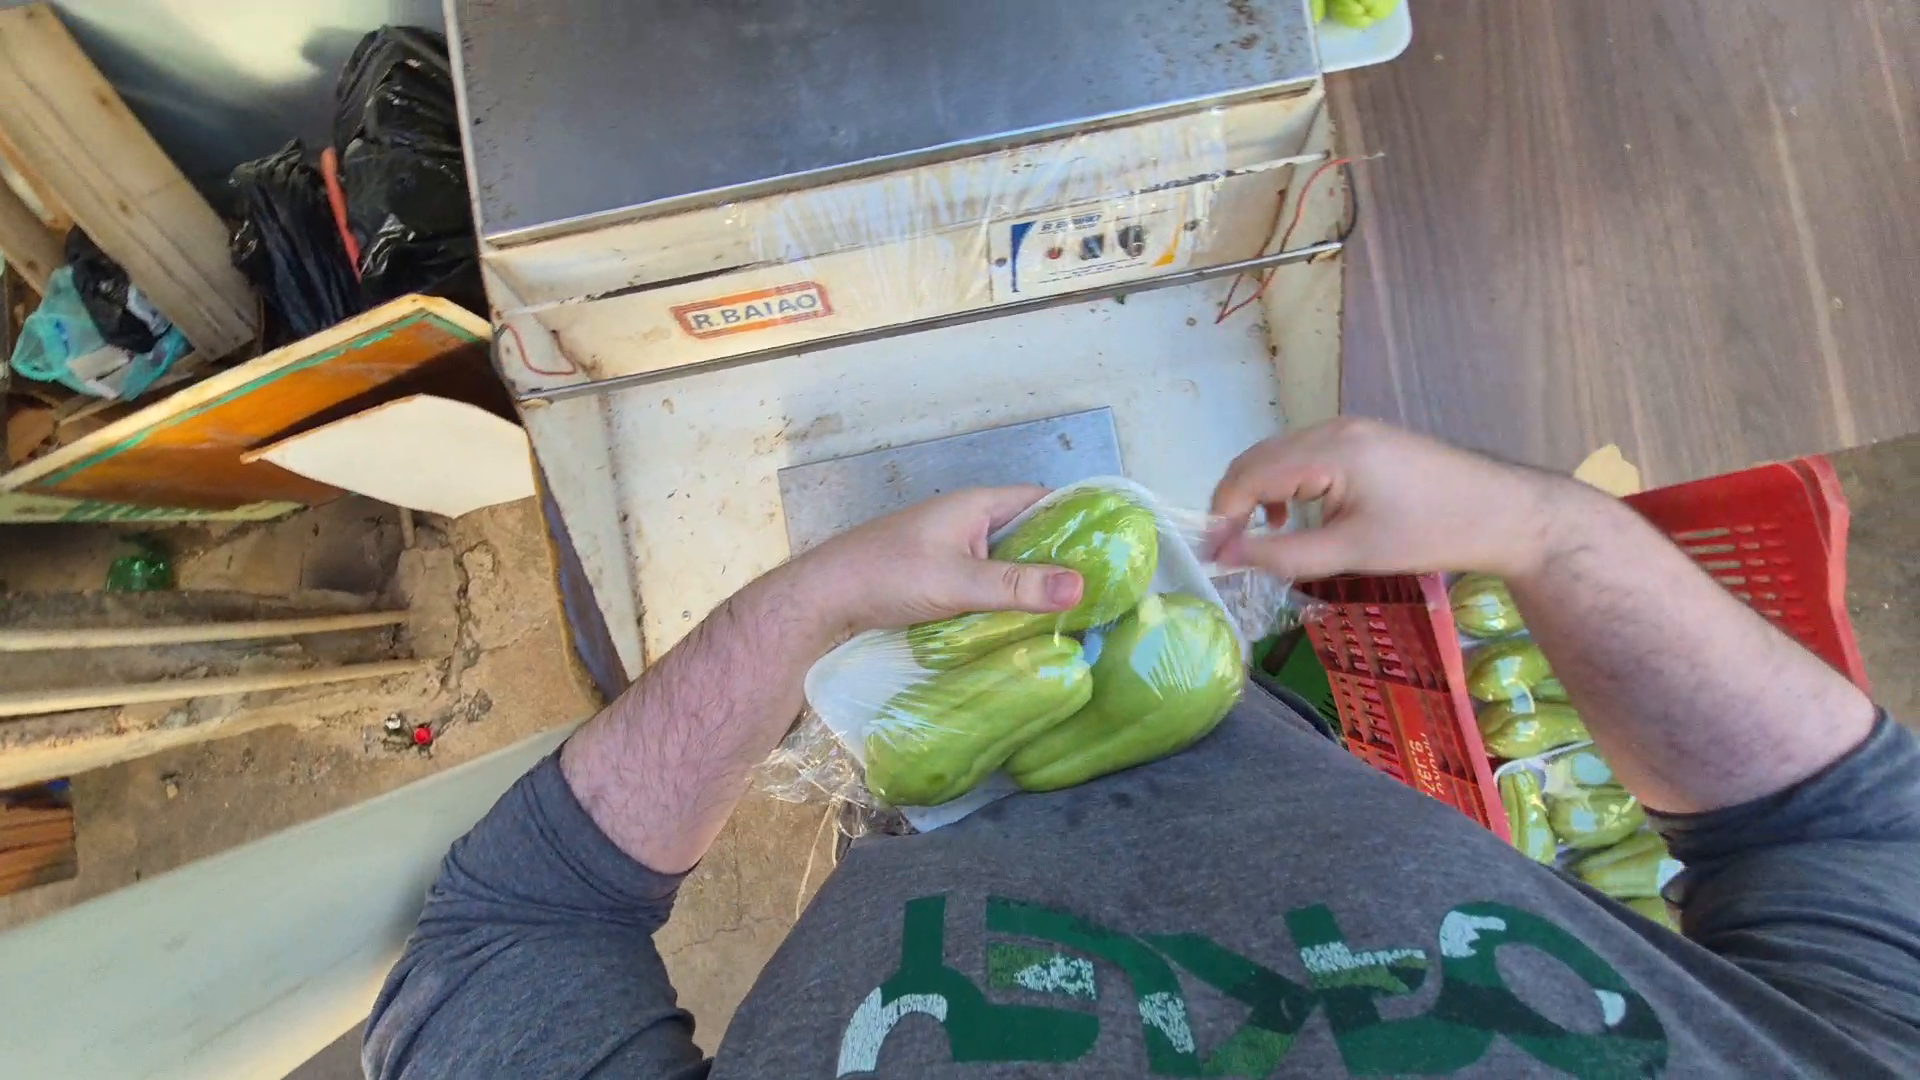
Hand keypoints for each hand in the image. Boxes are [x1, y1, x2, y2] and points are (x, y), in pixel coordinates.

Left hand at [782, 486, 1084, 641]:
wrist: (825, 598)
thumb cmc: (888, 574)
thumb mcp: (958, 580)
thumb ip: (1018, 585)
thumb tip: (1081, 585)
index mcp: (976, 505)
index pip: (1040, 499)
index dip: (1075, 516)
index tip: (1109, 545)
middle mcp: (967, 521)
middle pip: (1026, 533)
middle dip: (1058, 557)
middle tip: (1099, 589)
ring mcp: (952, 550)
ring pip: (1005, 561)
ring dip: (1031, 582)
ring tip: (1072, 610)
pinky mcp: (939, 577)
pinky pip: (985, 582)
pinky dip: (1005, 597)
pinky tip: (1023, 623)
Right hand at [1208, 418, 1580, 581]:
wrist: (1508, 513)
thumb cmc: (1430, 535)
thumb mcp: (1351, 552)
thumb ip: (1281, 554)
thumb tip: (1223, 558)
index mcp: (1328, 451)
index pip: (1247, 475)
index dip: (1222, 516)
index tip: (1214, 556)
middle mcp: (1330, 429)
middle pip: (1254, 460)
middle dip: (1232, 503)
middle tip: (1229, 549)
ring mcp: (1345, 429)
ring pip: (1273, 456)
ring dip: (1255, 493)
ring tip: (1259, 536)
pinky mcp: (1358, 438)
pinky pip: (1298, 455)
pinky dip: (1281, 484)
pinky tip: (1293, 515)